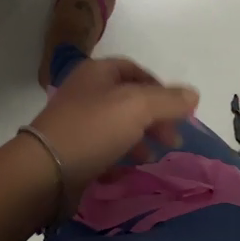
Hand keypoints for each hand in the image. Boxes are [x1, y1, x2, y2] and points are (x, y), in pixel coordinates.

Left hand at [28, 57, 198, 190]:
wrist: (46, 170)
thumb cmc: (93, 129)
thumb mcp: (136, 107)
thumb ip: (167, 101)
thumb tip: (194, 93)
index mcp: (97, 71)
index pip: (135, 71)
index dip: (160, 89)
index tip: (179, 113)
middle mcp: (85, 89)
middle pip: (127, 98)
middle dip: (153, 117)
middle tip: (173, 141)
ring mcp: (76, 119)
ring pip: (116, 124)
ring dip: (139, 138)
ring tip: (153, 157)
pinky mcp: (72, 148)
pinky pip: (102, 147)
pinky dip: (119, 155)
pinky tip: (129, 169)